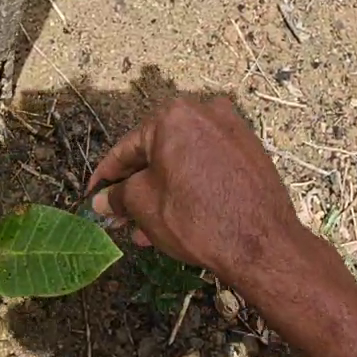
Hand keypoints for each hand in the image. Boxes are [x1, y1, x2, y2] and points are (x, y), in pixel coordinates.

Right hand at [91, 96, 308, 291]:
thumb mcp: (145, 206)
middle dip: (137, 189)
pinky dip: (189, 188)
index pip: (127, 148)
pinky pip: (208, 167)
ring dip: (162, 193)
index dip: (105, 177)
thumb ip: (118, 197)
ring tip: (147, 230)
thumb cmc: (197, 219)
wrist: (262, 244)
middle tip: (122, 219)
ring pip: (184, 163)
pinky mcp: (251, 152)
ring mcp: (233, 131)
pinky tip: (178, 218)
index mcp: (174, 116)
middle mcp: (206, 113)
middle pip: (158, 154)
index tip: (93, 195)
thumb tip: (102, 201)